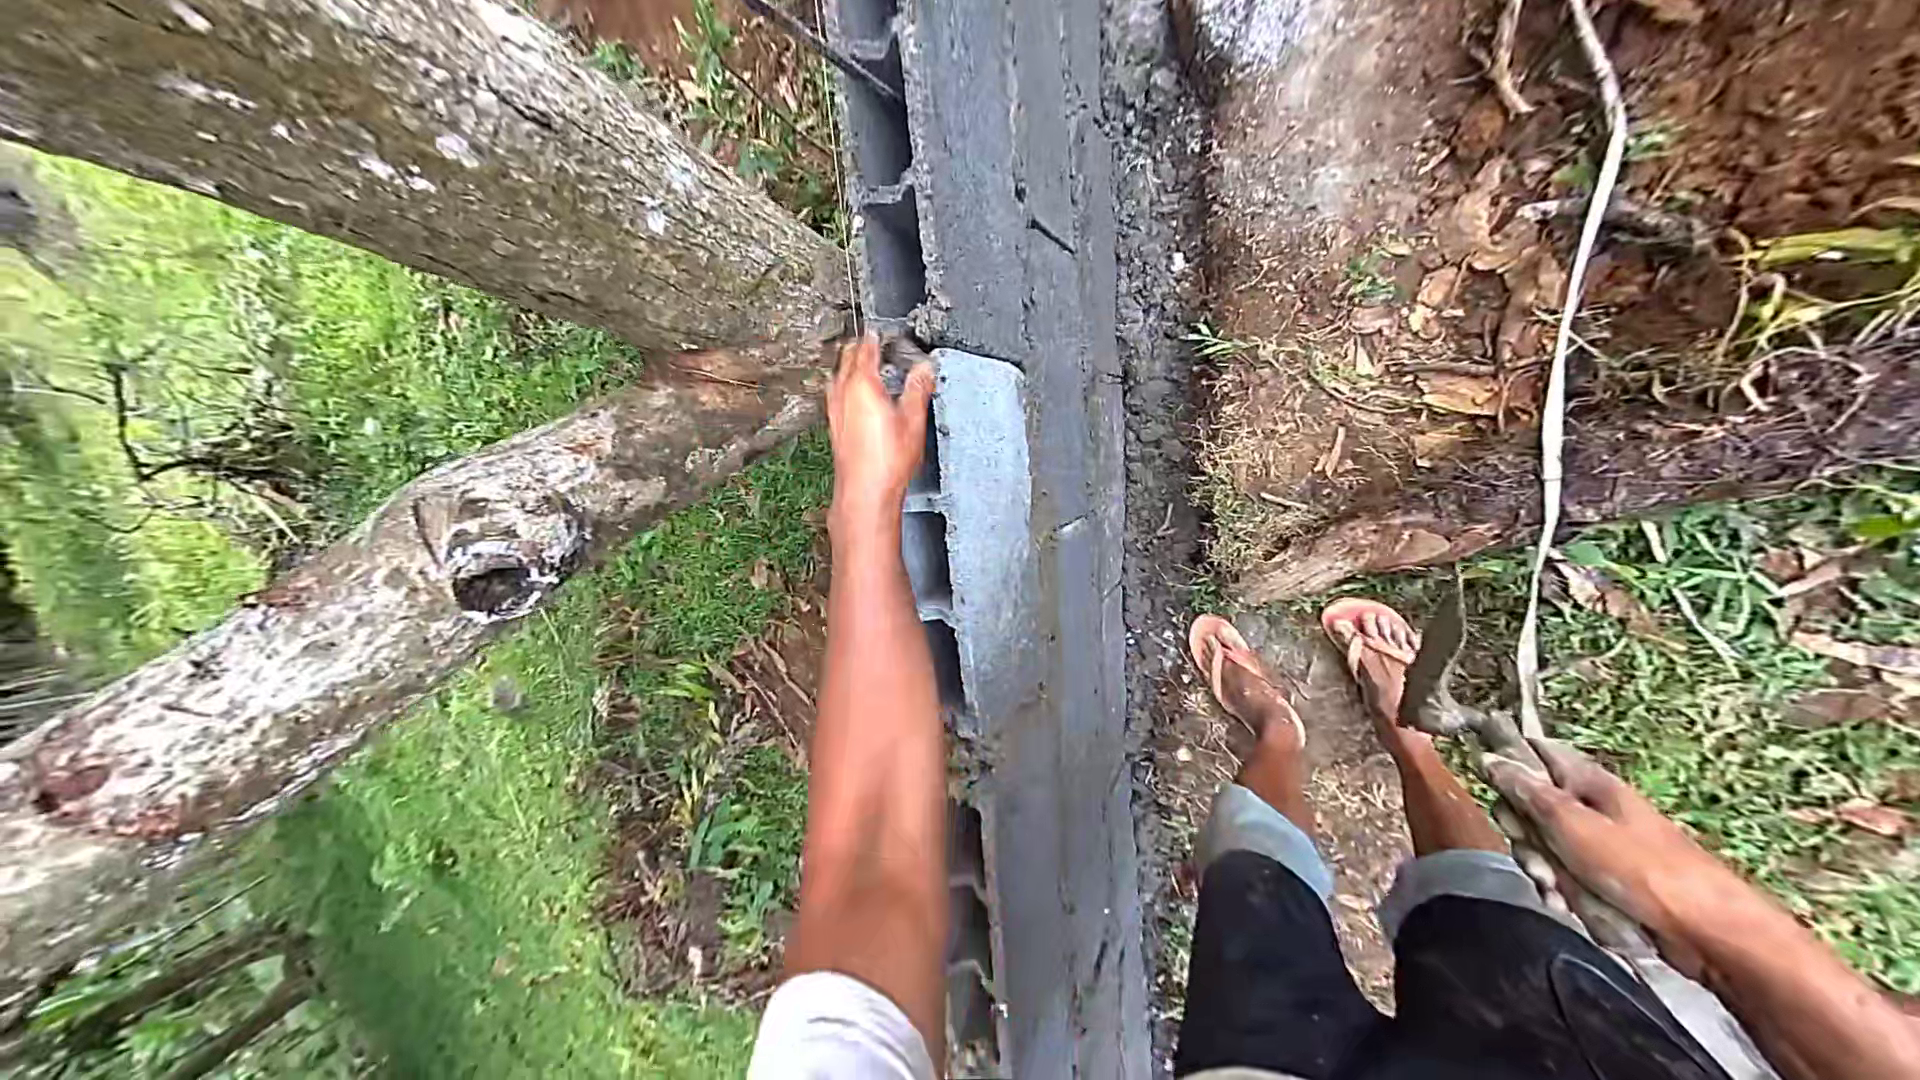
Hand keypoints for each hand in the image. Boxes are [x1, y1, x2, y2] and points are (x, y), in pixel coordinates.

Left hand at [826, 334, 933, 530]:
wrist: (865, 492)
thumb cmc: (886, 461)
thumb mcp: (913, 420)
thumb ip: (918, 389)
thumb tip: (924, 369)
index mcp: (863, 385)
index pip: (866, 350)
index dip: (874, 338)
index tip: (878, 331)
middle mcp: (843, 394)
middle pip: (847, 360)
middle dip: (858, 348)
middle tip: (869, 342)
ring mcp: (835, 410)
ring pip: (838, 377)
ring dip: (848, 366)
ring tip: (859, 364)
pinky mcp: (834, 426)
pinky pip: (836, 395)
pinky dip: (845, 386)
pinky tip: (851, 396)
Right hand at [1485, 738, 1747, 960]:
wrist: (1715, 938)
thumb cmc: (1641, 868)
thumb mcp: (1571, 822)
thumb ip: (1524, 789)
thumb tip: (1488, 757)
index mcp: (1587, 782)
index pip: (1531, 752)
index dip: (1506, 763)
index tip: (1496, 788)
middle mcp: (1589, 806)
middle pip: (1525, 804)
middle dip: (1522, 833)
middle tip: (1537, 852)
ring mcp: (1597, 843)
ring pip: (1538, 844)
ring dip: (1541, 868)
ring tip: (1559, 888)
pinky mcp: (1603, 877)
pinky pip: (1560, 875)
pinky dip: (1560, 891)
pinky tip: (1568, 904)